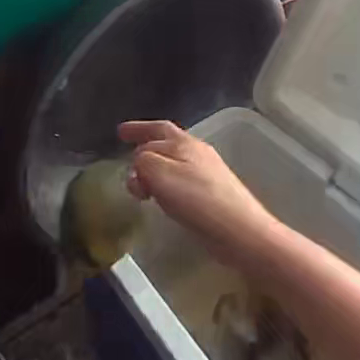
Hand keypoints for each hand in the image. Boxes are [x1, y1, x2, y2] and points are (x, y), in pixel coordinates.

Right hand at [118, 120, 280, 262]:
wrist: (239, 230)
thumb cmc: (196, 198)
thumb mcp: (159, 173)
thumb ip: (143, 162)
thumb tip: (139, 162)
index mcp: (184, 143)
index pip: (157, 129)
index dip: (138, 129)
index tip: (119, 132)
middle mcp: (197, 152)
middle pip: (166, 142)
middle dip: (145, 146)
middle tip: (127, 154)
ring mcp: (207, 173)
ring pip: (173, 162)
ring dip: (153, 167)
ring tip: (139, 182)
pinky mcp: (211, 194)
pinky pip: (181, 180)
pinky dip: (165, 183)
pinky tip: (162, 198)